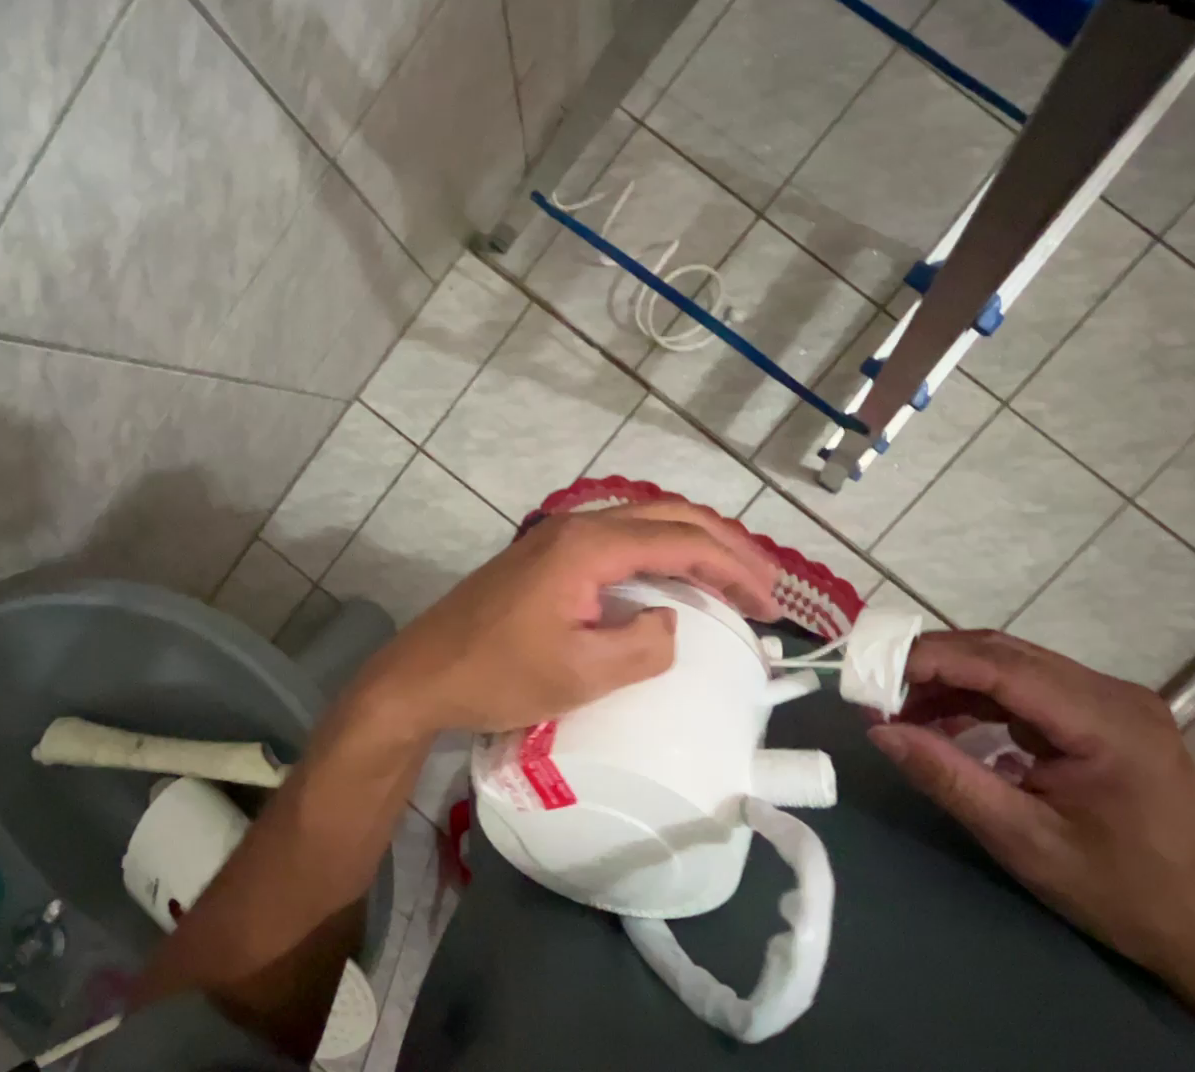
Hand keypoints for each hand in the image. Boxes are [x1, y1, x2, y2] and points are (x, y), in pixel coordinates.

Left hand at [345, 501, 781, 737]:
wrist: (421, 676)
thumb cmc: (498, 676)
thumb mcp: (582, 674)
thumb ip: (644, 645)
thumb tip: (671, 622)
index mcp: (588, 546)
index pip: (682, 540)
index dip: (735, 568)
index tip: (773, 604)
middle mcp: (575, 526)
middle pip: (668, 516)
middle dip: (725, 546)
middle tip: (766, 586)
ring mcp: (554, 538)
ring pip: (642, 524)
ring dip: (691, 546)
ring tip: (730, 581)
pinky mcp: (542, 557)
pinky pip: (617, 542)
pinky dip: (657, 555)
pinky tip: (669, 584)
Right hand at [865, 631, 1194, 977]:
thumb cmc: (1112, 889)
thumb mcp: (1018, 837)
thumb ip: (945, 776)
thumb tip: (878, 729)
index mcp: (1108, 723)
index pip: (1002, 665)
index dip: (930, 660)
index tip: (869, 675)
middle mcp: (1115, 695)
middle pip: (1003, 653)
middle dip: (931, 665)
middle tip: (873, 691)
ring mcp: (1112, 701)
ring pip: (1010, 665)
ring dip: (949, 680)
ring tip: (899, 711)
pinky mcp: (1102, 715)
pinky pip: (1025, 687)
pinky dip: (976, 697)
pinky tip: (944, 723)